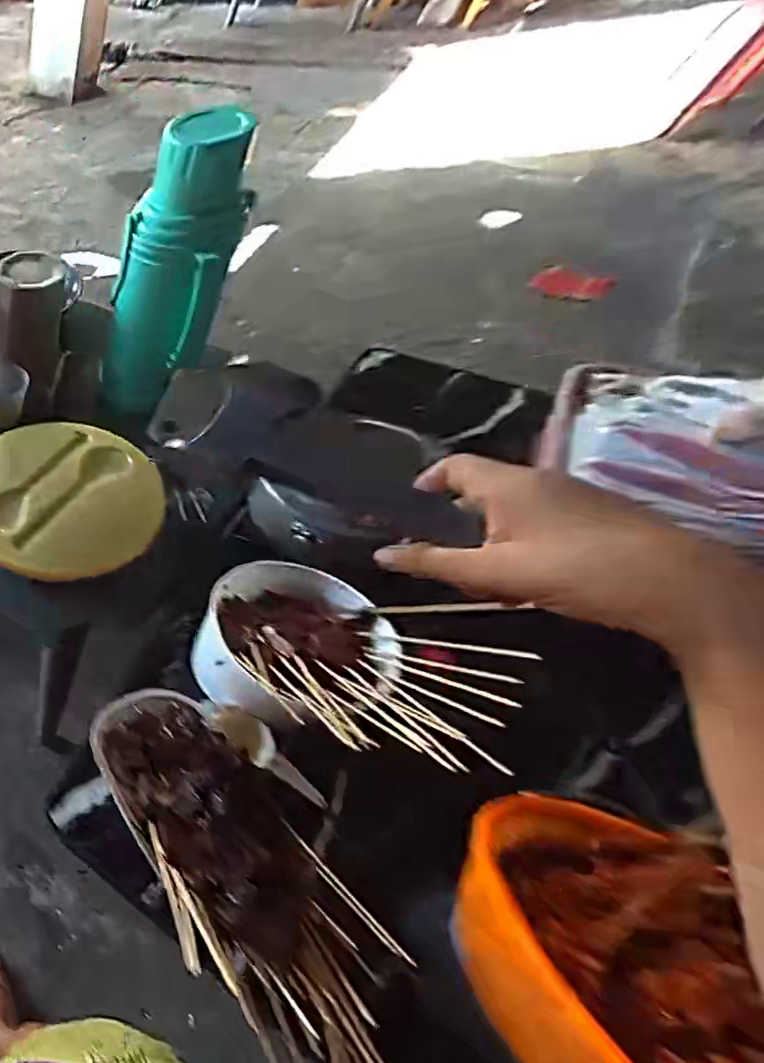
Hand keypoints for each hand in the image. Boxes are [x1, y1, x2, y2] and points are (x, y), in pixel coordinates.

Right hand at [373, 455, 763, 655]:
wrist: (689, 590)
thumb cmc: (578, 571)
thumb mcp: (491, 573)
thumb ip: (432, 562)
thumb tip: (380, 554)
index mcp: (509, 486)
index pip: (454, 465)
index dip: (426, 481)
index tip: (412, 507)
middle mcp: (541, 482)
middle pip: (481, 489)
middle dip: (457, 522)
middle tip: (446, 555)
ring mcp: (576, 498)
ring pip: (512, 509)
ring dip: (490, 537)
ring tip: (488, 575)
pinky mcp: (600, 517)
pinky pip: (543, 519)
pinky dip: (522, 541)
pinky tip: (529, 576)